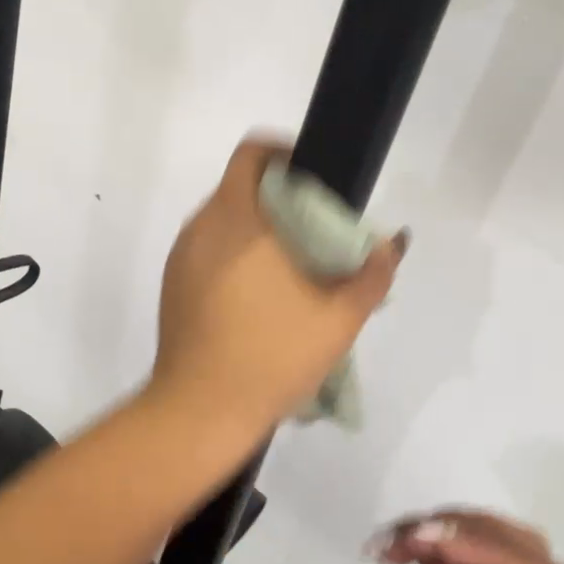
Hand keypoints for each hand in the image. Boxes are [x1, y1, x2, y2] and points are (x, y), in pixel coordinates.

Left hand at [144, 136, 404, 439]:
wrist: (200, 409)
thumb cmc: (272, 355)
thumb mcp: (339, 318)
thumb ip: (372, 274)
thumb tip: (392, 243)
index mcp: (236, 219)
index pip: (251, 155)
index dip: (284, 153)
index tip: (314, 177)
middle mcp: (201, 227)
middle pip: (240, 189)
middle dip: (280, 200)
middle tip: (318, 233)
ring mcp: (181, 257)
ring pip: (224, 223)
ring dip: (258, 232)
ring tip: (294, 271)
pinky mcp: (172, 285)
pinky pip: (208, 252)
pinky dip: (236, 258)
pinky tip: (261, 300)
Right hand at [372, 511, 563, 563]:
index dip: (494, 551)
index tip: (430, 541)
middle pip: (525, 555)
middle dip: (464, 530)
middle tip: (405, 538)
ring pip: (490, 548)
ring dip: (440, 532)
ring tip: (386, 544)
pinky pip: (458, 563)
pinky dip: (426, 548)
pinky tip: (390, 555)